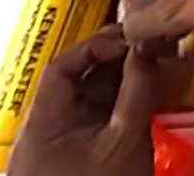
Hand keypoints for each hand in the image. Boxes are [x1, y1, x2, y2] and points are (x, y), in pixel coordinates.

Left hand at [9, 27, 156, 175]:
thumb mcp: (127, 136)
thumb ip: (138, 85)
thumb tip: (147, 43)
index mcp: (41, 130)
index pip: (59, 68)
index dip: (95, 46)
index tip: (131, 39)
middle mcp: (42, 134)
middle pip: (74, 78)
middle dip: (113, 57)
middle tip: (148, 45)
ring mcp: (59, 145)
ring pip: (89, 93)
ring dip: (121, 74)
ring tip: (153, 61)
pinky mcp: (77, 154)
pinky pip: (97, 111)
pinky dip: (122, 95)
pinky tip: (147, 86)